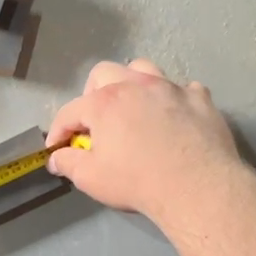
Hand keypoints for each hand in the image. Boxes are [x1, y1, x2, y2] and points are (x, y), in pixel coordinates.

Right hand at [45, 59, 255, 225]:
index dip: (59, 130)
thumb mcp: (90, 178)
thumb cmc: (136, 182)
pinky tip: (170, 118)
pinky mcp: (199, 98)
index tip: (57, 148)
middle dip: (91, 95)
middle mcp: (136, 85)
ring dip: (130, 86)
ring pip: (143, 70)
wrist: (195, 186)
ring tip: (131, 110)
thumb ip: (67, 163)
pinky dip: (170, 101)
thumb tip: (56, 158)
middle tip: (95, 122)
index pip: (70, 111)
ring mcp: (171, 87)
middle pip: (104, 73)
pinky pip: (181, 89)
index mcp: (104, 102)